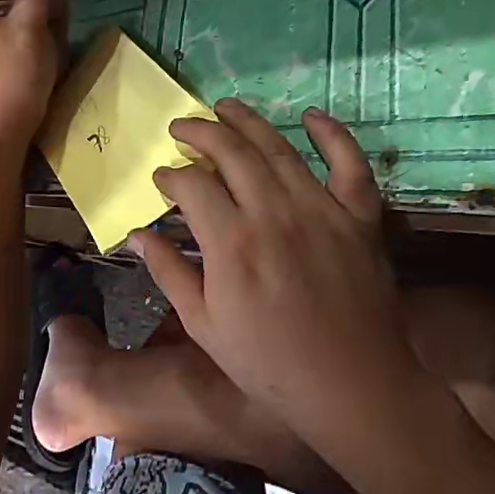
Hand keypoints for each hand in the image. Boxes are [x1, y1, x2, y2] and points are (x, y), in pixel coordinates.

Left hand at [0, 0, 68, 146]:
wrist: (8, 127)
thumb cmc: (16, 73)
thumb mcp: (31, 24)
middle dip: (45, 2)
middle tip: (56, 23)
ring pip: (30, 10)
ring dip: (49, 21)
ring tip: (52, 44)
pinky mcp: (9, 53)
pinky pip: (30, 31)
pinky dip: (45, 37)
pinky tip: (52, 53)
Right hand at [130, 99, 418, 426]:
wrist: (353, 386)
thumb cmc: (268, 362)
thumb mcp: (203, 325)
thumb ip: (168, 272)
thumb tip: (136, 234)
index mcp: (231, 243)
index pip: (192, 185)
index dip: (170, 176)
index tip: (161, 179)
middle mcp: (274, 213)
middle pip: (230, 152)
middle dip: (199, 133)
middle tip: (181, 128)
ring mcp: (321, 210)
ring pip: (279, 148)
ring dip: (247, 121)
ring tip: (224, 107)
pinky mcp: (359, 217)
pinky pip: (349, 164)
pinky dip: (332, 135)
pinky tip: (311, 115)